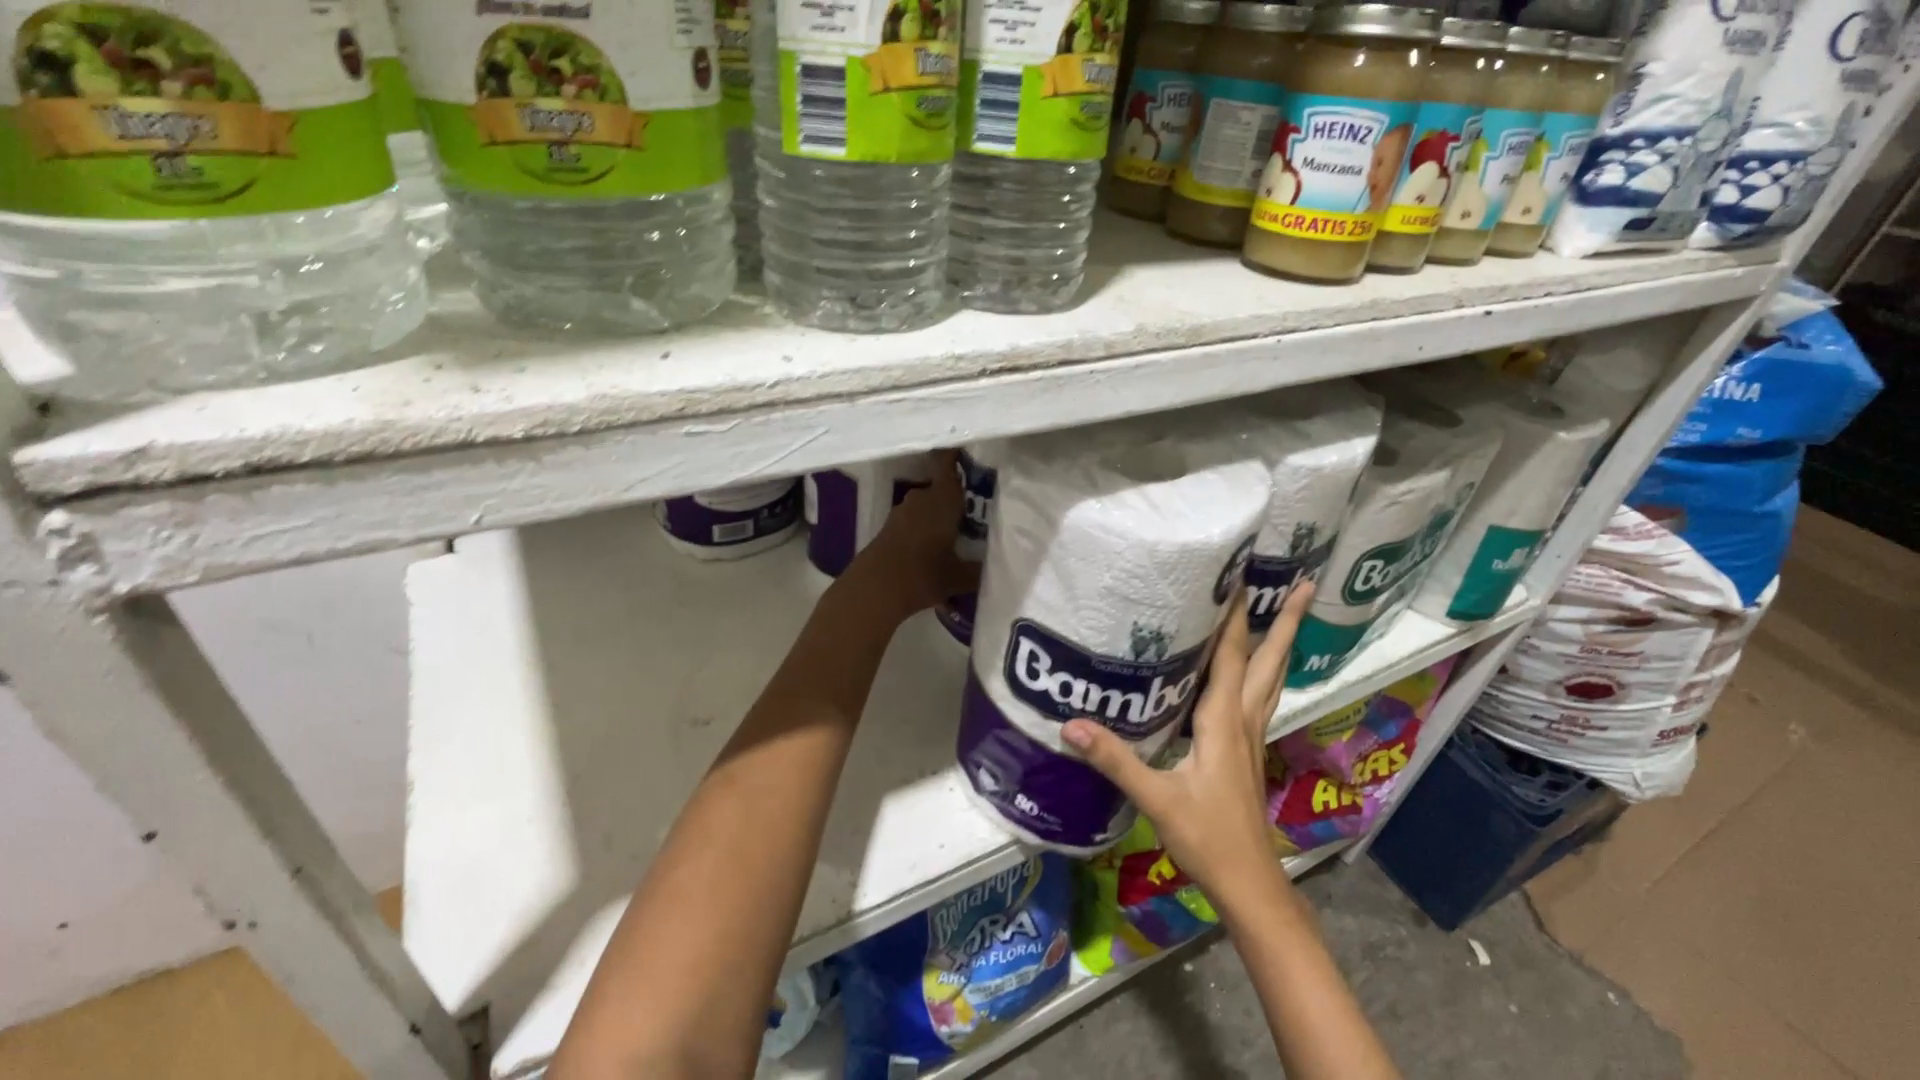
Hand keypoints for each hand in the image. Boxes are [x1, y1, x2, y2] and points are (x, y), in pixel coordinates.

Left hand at [837, 449, 979, 620]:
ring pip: (928, 504)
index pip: (948, 463)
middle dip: (959, 495)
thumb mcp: (959, 577)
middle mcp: (921, 498)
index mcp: (942, 499)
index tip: (971, 450)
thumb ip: (979, 570)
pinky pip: (915, 519)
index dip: (957, 453)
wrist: (873, 590)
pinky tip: (938, 545)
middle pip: (942, 487)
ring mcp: (902, 512)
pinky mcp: (890, 528)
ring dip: (942, 513)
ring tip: (962, 530)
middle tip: (980, 507)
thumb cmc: (922, 575)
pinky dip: (927, 527)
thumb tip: (995, 568)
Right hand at [1063, 581, 1315, 904]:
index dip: (1232, 618)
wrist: (1248, 882)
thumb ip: (1116, 760)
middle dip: (1285, 621)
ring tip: (1289, 612)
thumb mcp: (1157, 799)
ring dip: (1282, 644)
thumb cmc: (1207, 838)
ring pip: (1272, 680)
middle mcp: (1243, 722)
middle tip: (1303, 582)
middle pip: (1270, 662)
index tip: (1236, 576)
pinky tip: (1254, 675)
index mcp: (1223, 724)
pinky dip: (1265, 673)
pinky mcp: (1247, 754)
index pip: (1231, 659)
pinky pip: (1261, 699)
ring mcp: (1251, 739)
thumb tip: (1071, 725)